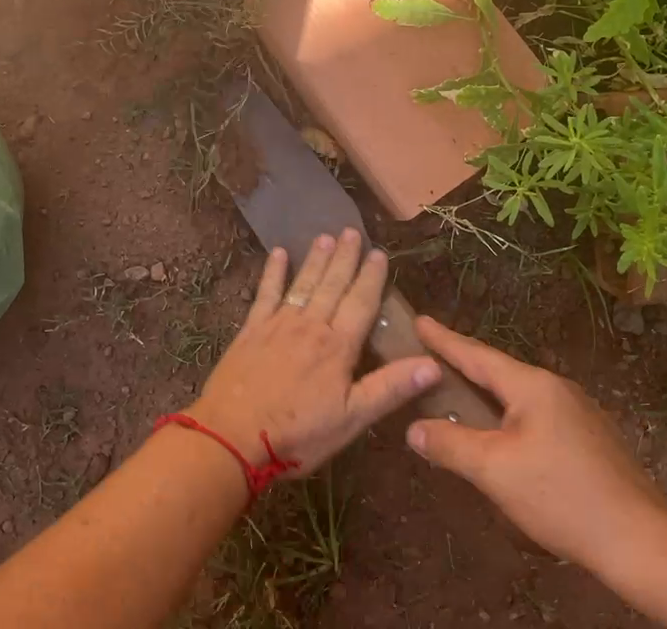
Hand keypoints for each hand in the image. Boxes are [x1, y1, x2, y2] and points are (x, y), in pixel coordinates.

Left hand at [184, 230, 441, 475]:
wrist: (232, 435)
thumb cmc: (297, 434)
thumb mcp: (351, 419)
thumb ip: (390, 388)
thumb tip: (434, 364)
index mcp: (338, 347)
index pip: (361, 303)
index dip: (372, 278)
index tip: (380, 253)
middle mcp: (310, 326)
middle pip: (332, 285)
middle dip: (345, 258)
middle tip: (352, 232)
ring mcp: (277, 325)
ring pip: (303, 285)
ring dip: (316, 260)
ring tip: (325, 237)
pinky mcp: (251, 331)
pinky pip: (265, 294)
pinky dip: (273, 273)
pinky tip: (278, 254)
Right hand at [404, 317, 666, 566]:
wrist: (640, 541)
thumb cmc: (561, 497)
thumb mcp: (494, 471)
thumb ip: (450, 446)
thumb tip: (414, 429)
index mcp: (533, 386)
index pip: (477, 355)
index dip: (444, 340)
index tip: (419, 320)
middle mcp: (557, 389)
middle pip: (499, 373)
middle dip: (464, 367)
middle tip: (430, 360)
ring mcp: (579, 414)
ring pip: (520, 398)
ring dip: (487, 396)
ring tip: (458, 399)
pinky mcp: (590, 440)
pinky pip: (537, 418)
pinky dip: (509, 418)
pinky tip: (501, 438)